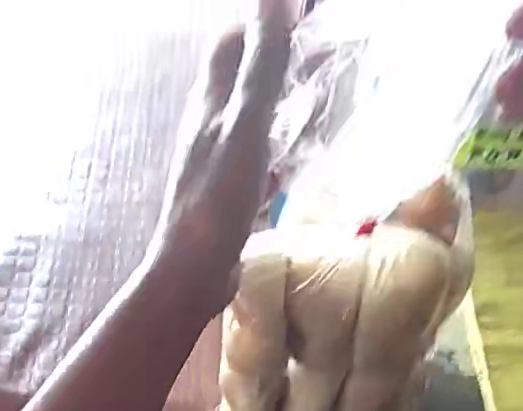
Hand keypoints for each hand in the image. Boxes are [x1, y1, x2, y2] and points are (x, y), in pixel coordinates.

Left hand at [150, 0, 295, 316]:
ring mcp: (215, 165)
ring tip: (323, 100)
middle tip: (328, 56)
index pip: (232, 42)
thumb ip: (262, 63)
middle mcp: (208, 130)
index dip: (266, 20)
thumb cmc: (217, 199)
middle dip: (282, 61)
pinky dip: (278, 151)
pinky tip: (298, 159)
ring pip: (252, 121)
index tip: (309, 14)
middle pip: (245, 80)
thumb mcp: (245, 124)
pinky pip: (256, 162)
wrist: (194, 272)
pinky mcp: (226, 197)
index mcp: (209, 106)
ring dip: (284, 106)